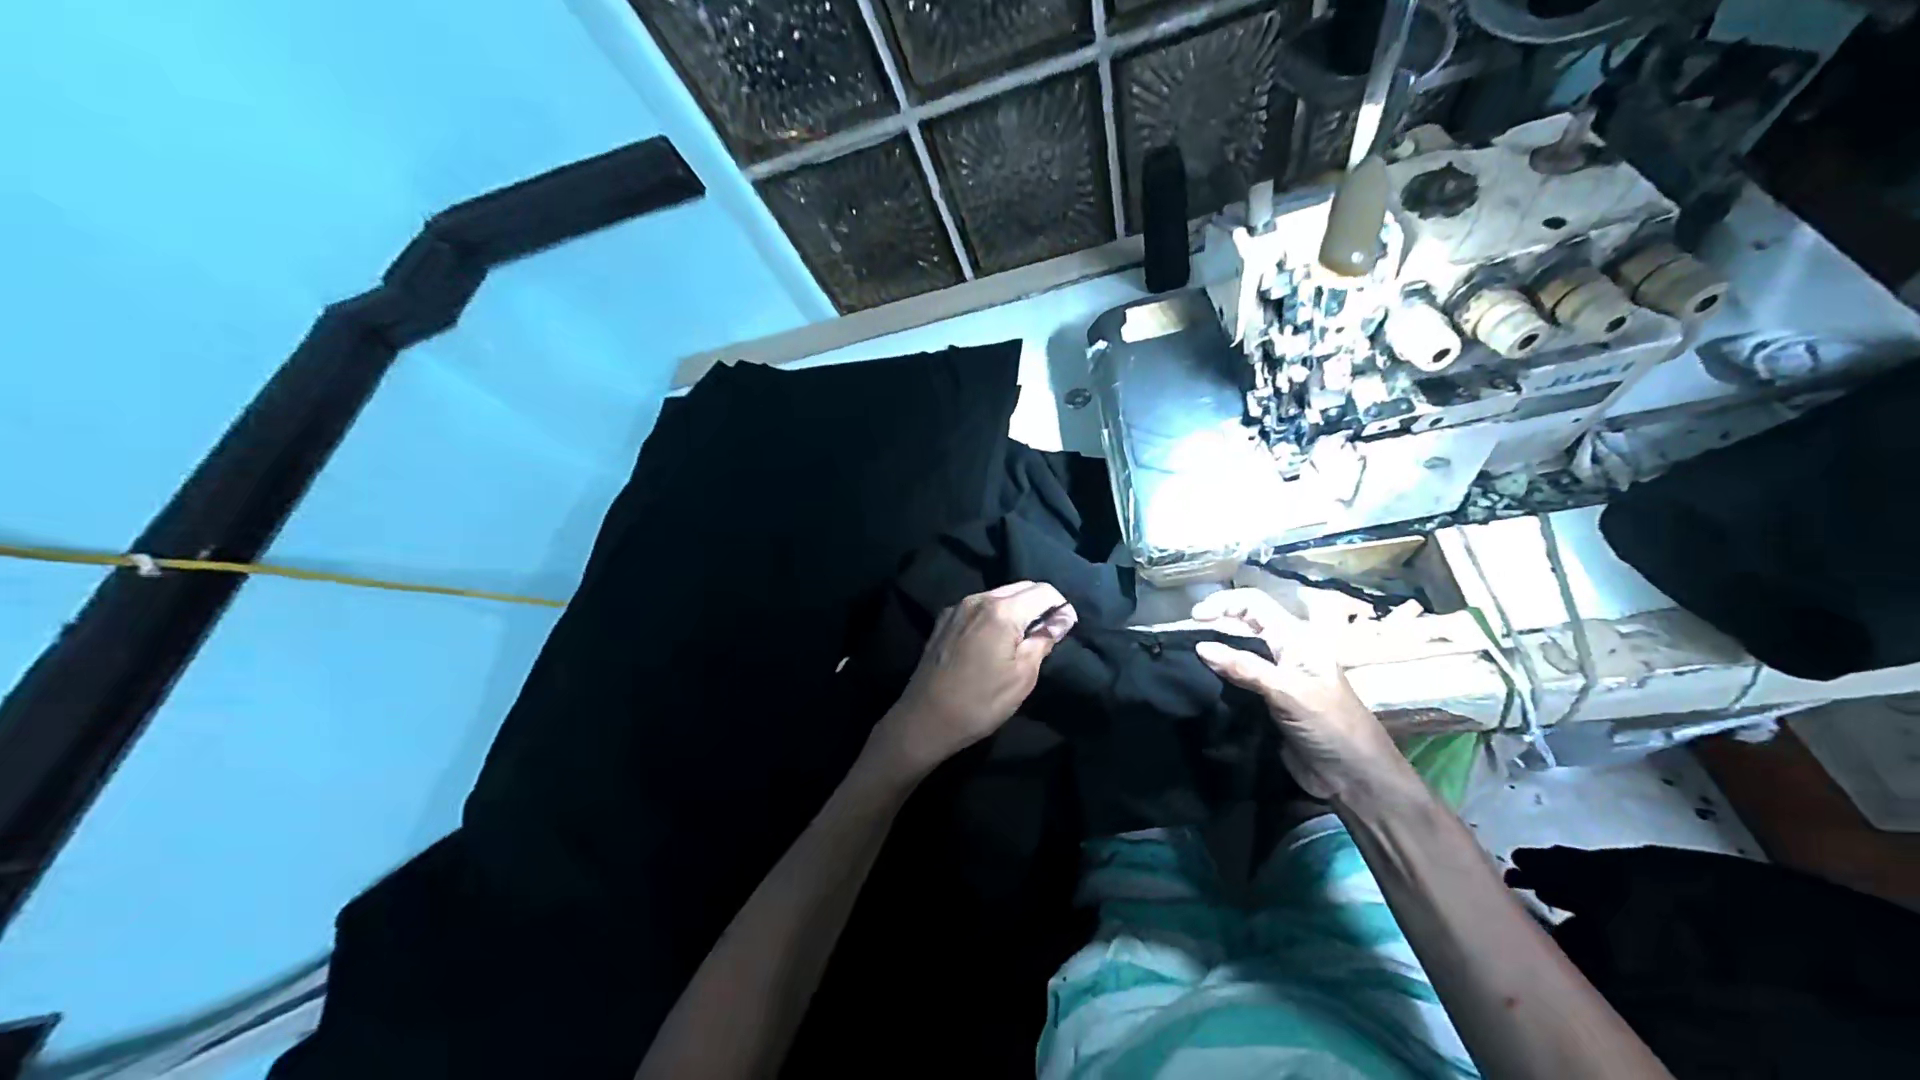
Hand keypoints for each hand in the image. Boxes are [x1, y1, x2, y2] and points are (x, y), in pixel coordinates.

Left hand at [867, 582, 1076, 780]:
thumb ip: (1044, 640)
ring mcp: (957, 608)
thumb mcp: (1023, 676)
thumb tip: (1063, 618)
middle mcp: (978, 598)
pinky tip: (994, 640)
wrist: (924, 719)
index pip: (1044, 591)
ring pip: (999, 595)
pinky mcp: (944, 620)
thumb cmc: (980, 702)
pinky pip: (979, 606)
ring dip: (1017, 609)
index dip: (1061, 606)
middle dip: (1039, 604)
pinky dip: (994, 615)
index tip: (1065, 628)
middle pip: (1021, 587)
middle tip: (1047, 634)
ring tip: (1022, 639)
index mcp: (1002, 610)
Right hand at [1190, 588, 1416, 804]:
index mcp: (1298, 640)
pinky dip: (1219, 678)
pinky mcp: (1268, 703)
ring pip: (1239, 654)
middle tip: (1185, 636)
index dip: (1224, 604)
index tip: (1193, 617)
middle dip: (1216, 624)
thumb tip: (1200, 646)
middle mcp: (1286, 653)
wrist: (1354, 777)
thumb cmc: (1331, 727)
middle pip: (1245, 625)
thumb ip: (1245, 668)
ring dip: (1215, 652)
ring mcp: (1276, 679)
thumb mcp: (1288, 693)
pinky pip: (1238, 682)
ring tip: (1186, 658)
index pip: (1255, 606)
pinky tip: (1201, 682)